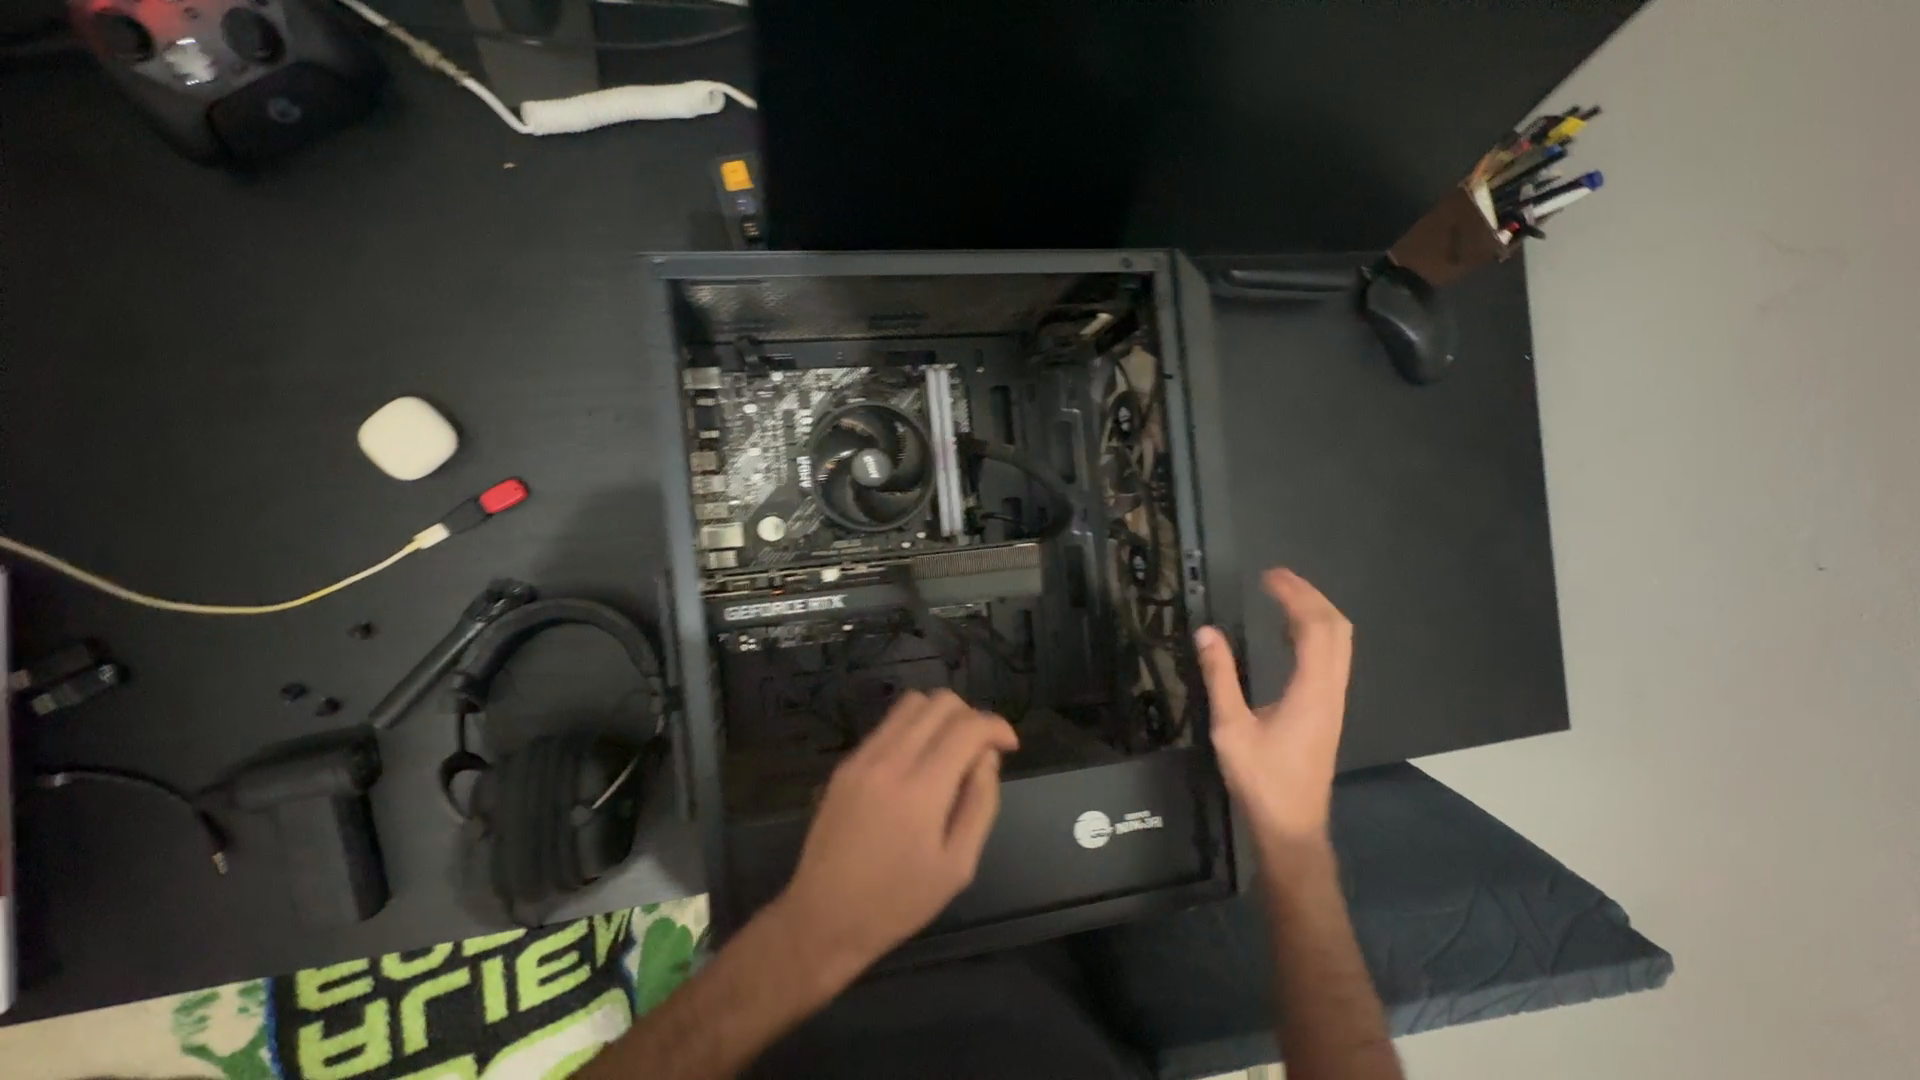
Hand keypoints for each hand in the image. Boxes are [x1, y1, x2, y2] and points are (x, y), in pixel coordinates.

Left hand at [772, 690, 1017, 979]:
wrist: (824, 917)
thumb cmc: (898, 902)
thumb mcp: (957, 866)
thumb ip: (980, 803)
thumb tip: (987, 757)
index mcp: (921, 788)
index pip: (968, 726)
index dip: (997, 726)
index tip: (1010, 746)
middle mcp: (890, 760)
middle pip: (940, 703)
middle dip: (971, 716)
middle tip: (981, 750)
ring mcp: (862, 758)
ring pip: (911, 704)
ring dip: (941, 717)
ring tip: (952, 751)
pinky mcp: (845, 765)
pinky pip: (887, 726)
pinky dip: (914, 729)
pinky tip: (920, 764)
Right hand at [1195, 568, 1353, 848]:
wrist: (1292, 825)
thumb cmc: (1260, 779)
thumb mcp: (1230, 728)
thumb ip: (1220, 676)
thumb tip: (1207, 632)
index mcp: (1311, 690)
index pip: (1314, 627)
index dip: (1295, 595)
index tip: (1269, 576)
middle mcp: (1331, 690)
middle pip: (1336, 628)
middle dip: (1310, 596)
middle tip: (1277, 579)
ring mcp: (1334, 701)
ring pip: (1339, 643)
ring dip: (1316, 613)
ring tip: (1284, 597)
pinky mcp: (1328, 711)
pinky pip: (1332, 658)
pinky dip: (1316, 634)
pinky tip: (1290, 635)